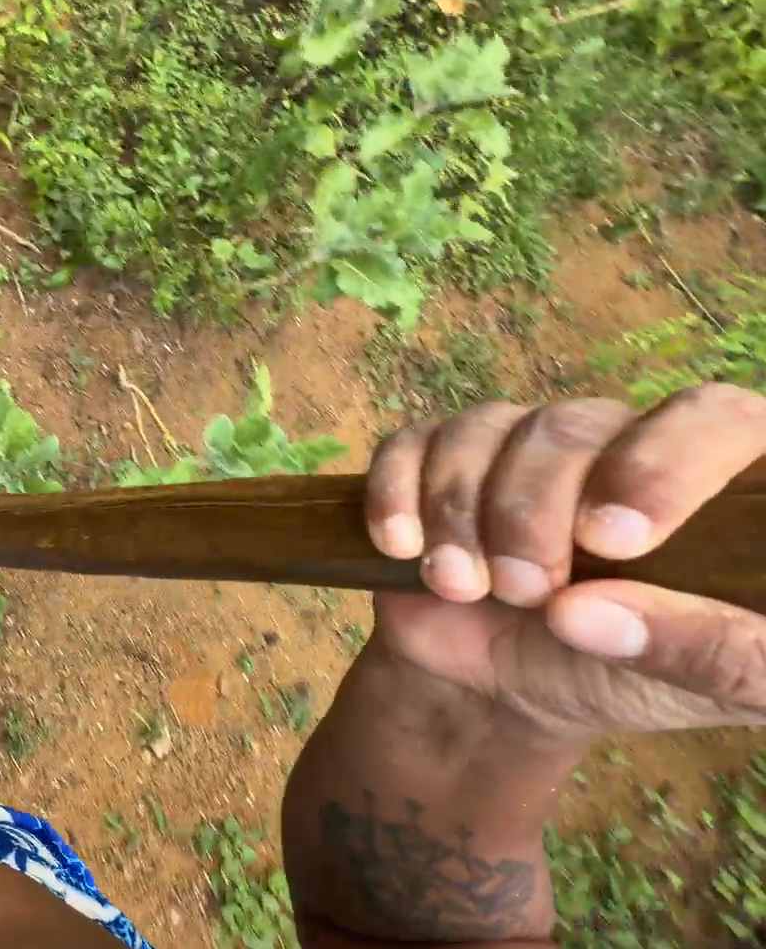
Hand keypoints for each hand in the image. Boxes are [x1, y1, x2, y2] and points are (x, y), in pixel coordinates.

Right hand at [363, 383, 765, 738]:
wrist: (500, 682)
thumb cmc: (627, 675)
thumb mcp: (714, 689)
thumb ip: (703, 654)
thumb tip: (582, 612)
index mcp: (712, 483)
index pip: (713, 419)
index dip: (658, 465)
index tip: (610, 541)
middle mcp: (610, 445)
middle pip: (567, 428)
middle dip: (529, 514)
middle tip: (524, 591)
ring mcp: (508, 447)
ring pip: (477, 433)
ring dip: (457, 514)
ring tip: (460, 586)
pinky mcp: (426, 461)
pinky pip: (403, 448)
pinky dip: (394, 496)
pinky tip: (400, 547)